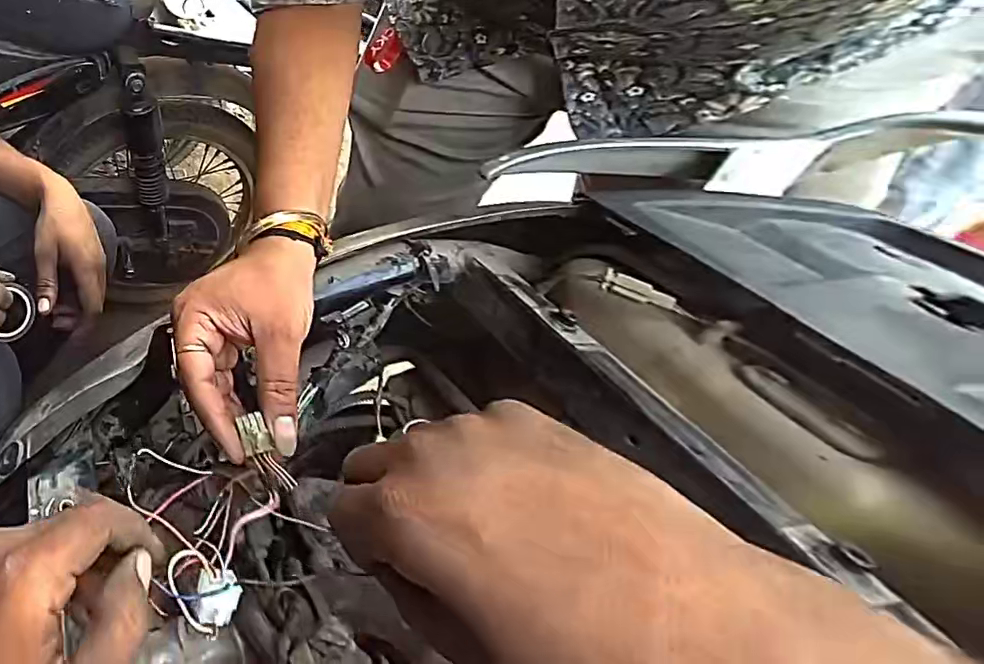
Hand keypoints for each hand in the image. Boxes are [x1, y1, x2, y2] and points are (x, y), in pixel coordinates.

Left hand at [0, 499, 160, 663]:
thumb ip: (120, 621)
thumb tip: (138, 572)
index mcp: (21, 570)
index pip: (95, 516)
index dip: (135, 530)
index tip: (155, 553)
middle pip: (71, 525)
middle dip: (110, 553)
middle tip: (139, 591)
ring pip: (48, 540)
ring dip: (83, 567)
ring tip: (105, 616)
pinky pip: (21, 558)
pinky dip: (53, 577)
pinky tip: (67, 619)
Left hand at [35, 175, 108, 329]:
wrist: (61, 196)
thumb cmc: (52, 221)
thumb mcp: (44, 254)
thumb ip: (47, 284)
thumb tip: (46, 310)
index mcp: (88, 268)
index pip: (92, 309)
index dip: (82, 328)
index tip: (69, 337)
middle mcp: (100, 266)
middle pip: (95, 304)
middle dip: (78, 318)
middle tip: (55, 321)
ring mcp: (100, 259)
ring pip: (95, 293)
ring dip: (79, 305)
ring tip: (56, 306)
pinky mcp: (96, 254)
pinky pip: (94, 281)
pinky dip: (82, 292)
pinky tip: (64, 290)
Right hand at [171, 235, 315, 461]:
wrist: (286, 250)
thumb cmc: (277, 278)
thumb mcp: (280, 337)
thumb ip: (278, 389)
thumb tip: (281, 437)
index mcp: (192, 318)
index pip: (196, 378)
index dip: (215, 417)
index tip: (237, 449)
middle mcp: (190, 325)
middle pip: (200, 383)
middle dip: (225, 418)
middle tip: (248, 451)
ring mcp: (203, 330)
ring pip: (212, 382)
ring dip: (233, 410)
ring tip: (254, 440)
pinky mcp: (220, 335)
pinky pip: (224, 373)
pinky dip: (239, 394)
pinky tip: (254, 415)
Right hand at [329, 401, 954, 663]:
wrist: (716, 627)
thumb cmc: (582, 653)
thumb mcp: (473, 651)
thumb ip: (412, 602)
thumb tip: (400, 572)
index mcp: (398, 512)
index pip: (339, 510)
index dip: (364, 544)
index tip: (396, 566)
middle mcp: (420, 454)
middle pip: (370, 465)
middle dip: (388, 500)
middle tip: (442, 545)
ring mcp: (472, 426)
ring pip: (422, 444)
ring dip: (438, 475)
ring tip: (499, 520)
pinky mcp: (523, 415)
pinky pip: (479, 430)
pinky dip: (488, 457)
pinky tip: (537, 495)